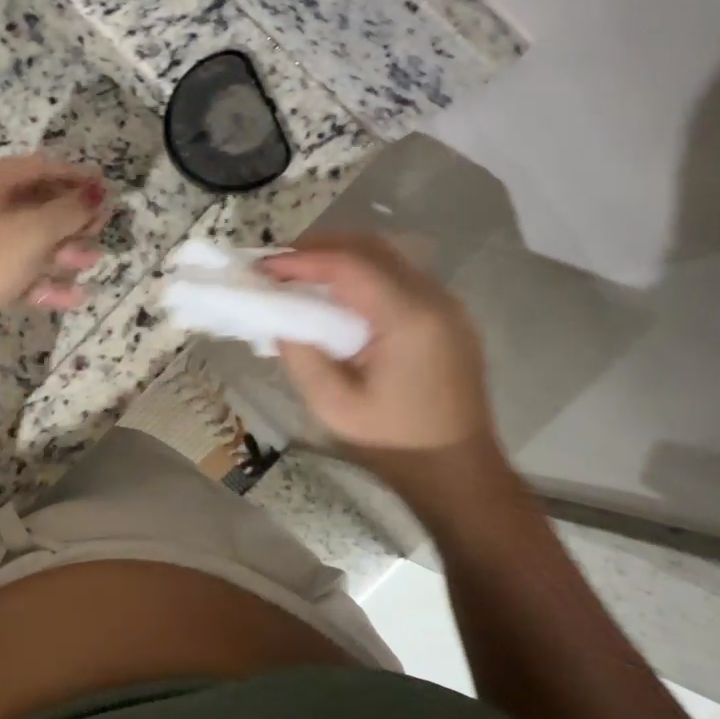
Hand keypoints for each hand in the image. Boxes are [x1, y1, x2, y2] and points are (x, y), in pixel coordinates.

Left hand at [0, 155, 108, 339]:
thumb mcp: (35, 232)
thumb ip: (71, 209)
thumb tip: (97, 192)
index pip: (39, 167)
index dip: (76, 177)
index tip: (107, 190)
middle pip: (35, 203)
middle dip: (72, 218)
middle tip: (101, 228)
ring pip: (28, 238)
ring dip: (63, 250)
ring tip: (92, 262)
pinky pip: (17, 268)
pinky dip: (43, 278)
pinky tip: (73, 296)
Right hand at [260, 233, 500, 478]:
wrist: (457, 469)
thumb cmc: (393, 442)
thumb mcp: (332, 405)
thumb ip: (302, 355)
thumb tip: (282, 320)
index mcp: (407, 318)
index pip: (350, 264)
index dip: (302, 259)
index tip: (263, 269)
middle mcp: (433, 299)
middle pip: (371, 248)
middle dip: (319, 248)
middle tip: (276, 267)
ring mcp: (446, 306)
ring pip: (388, 258)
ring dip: (340, 259)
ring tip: (299, 278)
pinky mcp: (446, 318)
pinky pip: (399, 279)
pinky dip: (361, 277)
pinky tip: (335, 300)